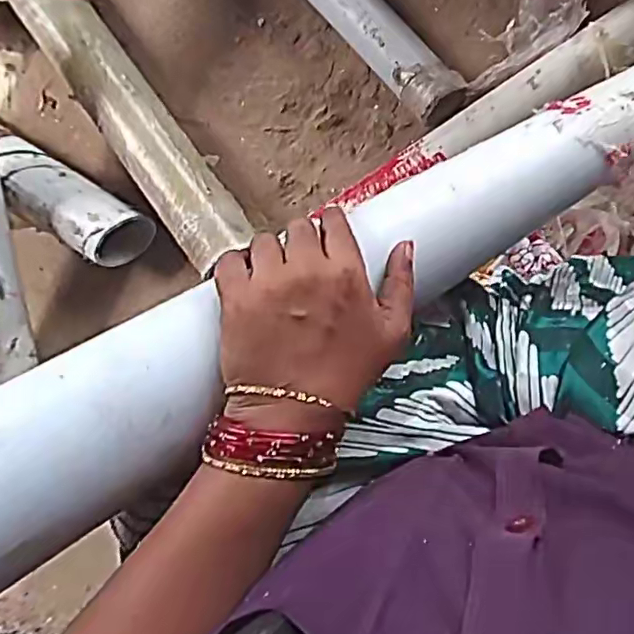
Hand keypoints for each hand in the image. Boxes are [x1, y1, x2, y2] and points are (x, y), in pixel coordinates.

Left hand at [211, 207, 413, 433]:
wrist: (294, 411)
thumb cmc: (347, 372)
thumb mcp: (394, 330)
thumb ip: (402, 282)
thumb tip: (405, 247)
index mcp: (347, 273)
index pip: (333, 222)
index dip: (331, 223)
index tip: (329, 230)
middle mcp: (306, 270)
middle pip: (298, 227)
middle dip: (303, 238)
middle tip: (304, 258)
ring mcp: (267, 283)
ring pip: (264, 240)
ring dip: (271, 251)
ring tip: (276, 271)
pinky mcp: (235, 299)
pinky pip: (228, 261)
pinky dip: (236, 264)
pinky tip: (247, 278)